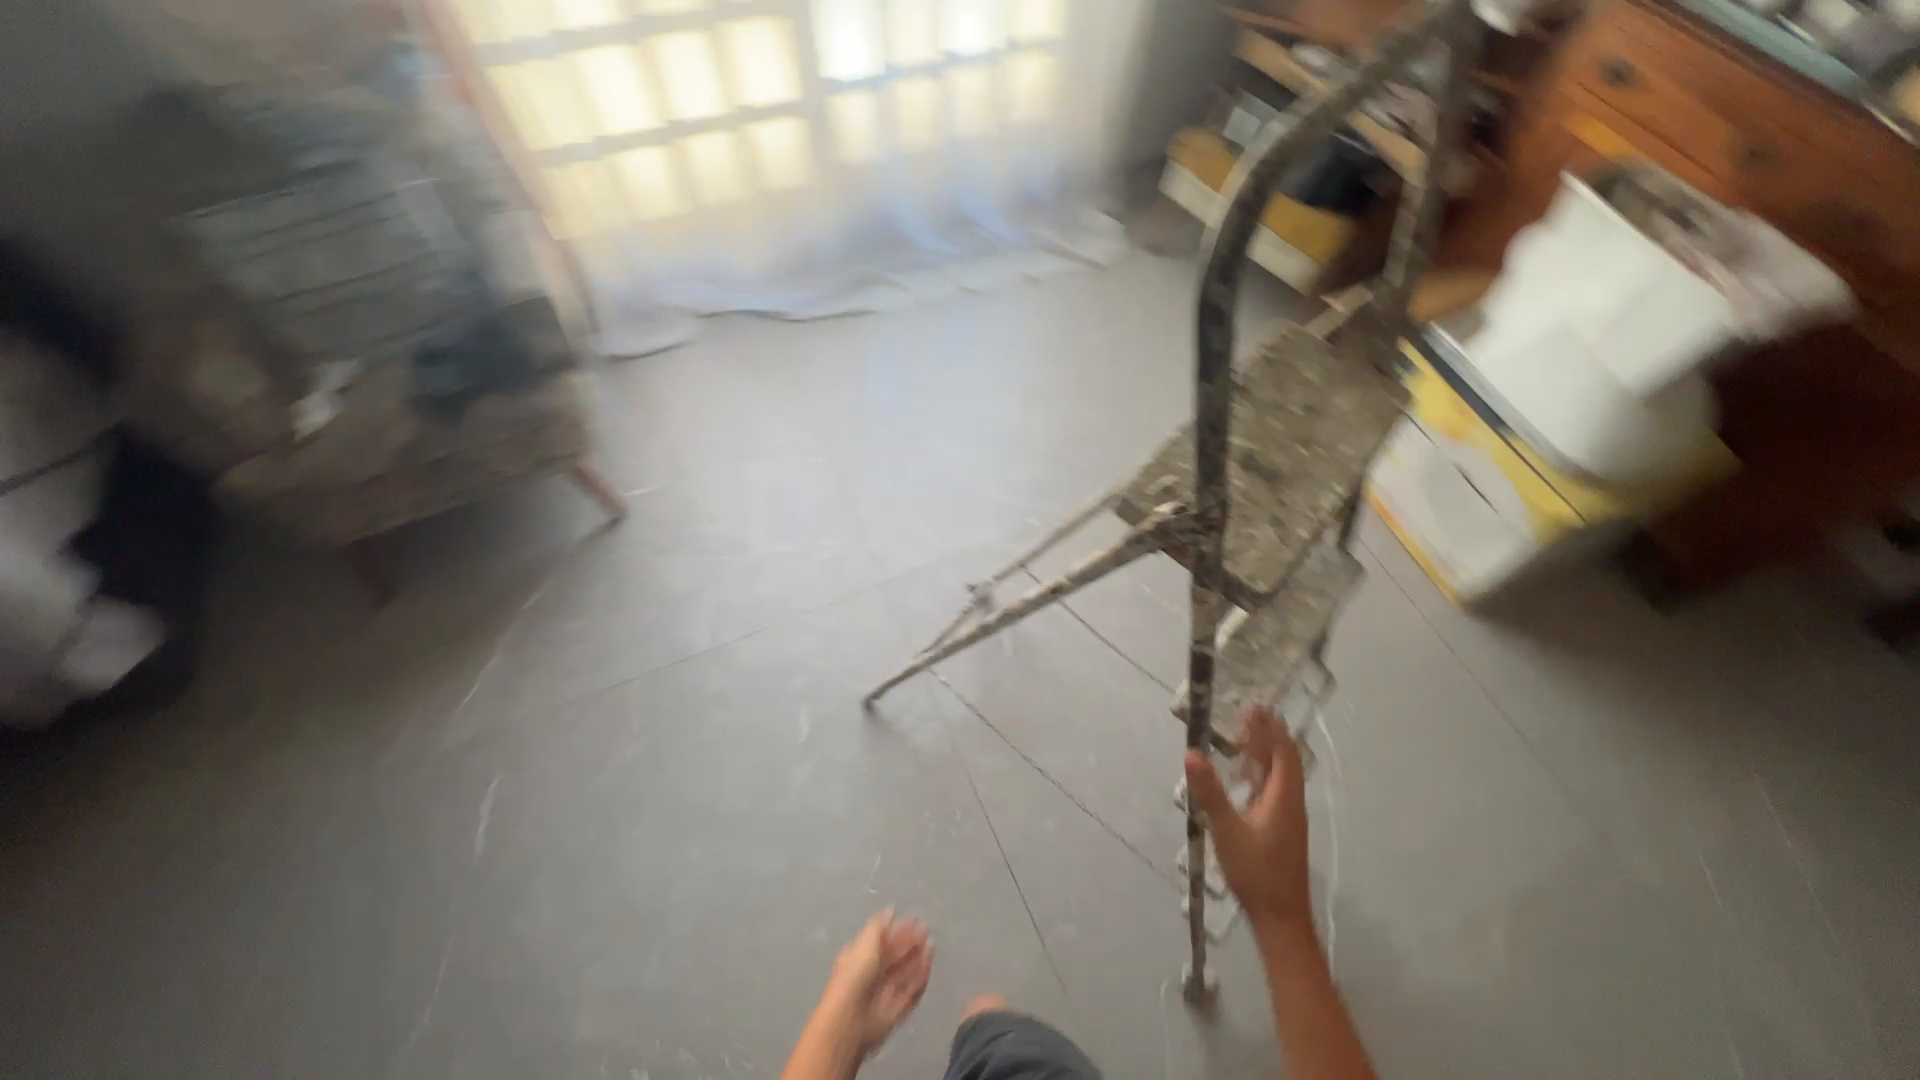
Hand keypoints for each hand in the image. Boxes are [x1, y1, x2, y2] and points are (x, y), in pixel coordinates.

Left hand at [820, 909, 934, 1054]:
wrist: (852, 1021)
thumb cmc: (855, 977)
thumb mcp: (865, 944)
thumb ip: (879, 926)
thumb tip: (892, 909)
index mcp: (860, 956)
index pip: (881, 939)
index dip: (897, 928)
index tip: (915, 918)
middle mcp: (873, 973)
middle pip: (895, 955)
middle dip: (910, 942)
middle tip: (926, 928)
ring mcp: (885, 991)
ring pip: (905, 971)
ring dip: (918, 957)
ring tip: (931, 942)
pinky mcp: (897, 1008)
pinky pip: (912, 989)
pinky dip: (921, 976)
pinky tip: (929, 962)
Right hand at [1185, 705, 1313, 934]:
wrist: (1281, 917)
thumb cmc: (1256, 871)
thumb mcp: (1227, 829)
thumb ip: (1210, 791)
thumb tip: (1191, 752)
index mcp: (1283, 797)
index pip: (1282, 752)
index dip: (1269, 728)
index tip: (1255, 707)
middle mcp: (1291, 803)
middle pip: (1285, 761)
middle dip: (1269, 736)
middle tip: (1248, 715)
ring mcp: (1289, 818)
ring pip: (1281, 777)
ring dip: (1266, 754)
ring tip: (1246, 737)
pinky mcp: (1283, 831)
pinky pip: (1275, 791)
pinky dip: (1263, 775)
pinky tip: (1247, 779)